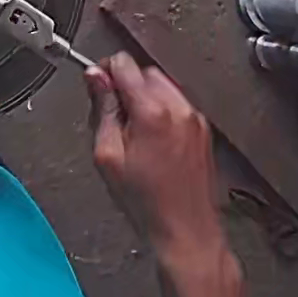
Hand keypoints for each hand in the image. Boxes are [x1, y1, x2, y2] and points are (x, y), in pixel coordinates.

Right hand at [87, 52, 227, 261]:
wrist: (187, 233)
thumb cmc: (147, 203)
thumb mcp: (107, 154)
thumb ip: (101, 108)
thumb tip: (95, 77)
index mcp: (152, 112)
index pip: (124, 63)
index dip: (105, 71)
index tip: (98, 86)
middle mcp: (177, 108)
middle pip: (142, 71)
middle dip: (124, 85)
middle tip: (113, 113)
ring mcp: (194, 118)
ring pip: (161, 84)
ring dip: (143, 95)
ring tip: (133, 129)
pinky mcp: (202, 129)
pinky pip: (176, 101)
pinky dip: (160, 108)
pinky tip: (152, 137)